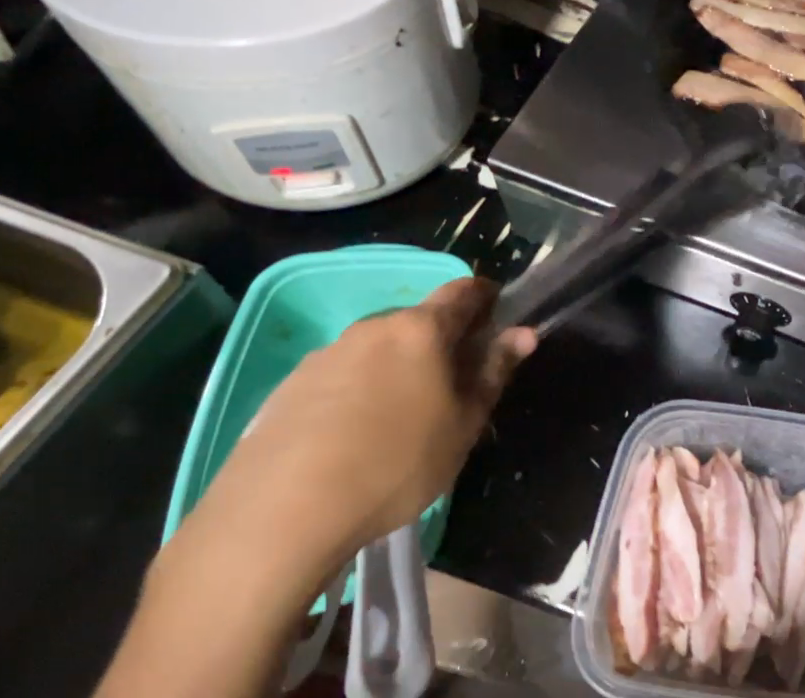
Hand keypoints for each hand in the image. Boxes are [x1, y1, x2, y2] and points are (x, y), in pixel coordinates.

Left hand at [178, 278, 536, 579]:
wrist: (281, 513)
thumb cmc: (396, 463)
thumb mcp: (464, 423)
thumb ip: (493, 372)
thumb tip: (523, 333)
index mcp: (420, 329)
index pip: (463, 292)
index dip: (486, 299)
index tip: (497, 320)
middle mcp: (372, 329)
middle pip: (417, 321)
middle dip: (441, 341)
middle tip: (455, 382)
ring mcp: (324, 356)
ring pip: (376, 349)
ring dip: (398, 367)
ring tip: (402, 417)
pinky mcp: (288, 388)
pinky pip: (340, 377)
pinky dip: (359, 392)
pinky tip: (355, 437)